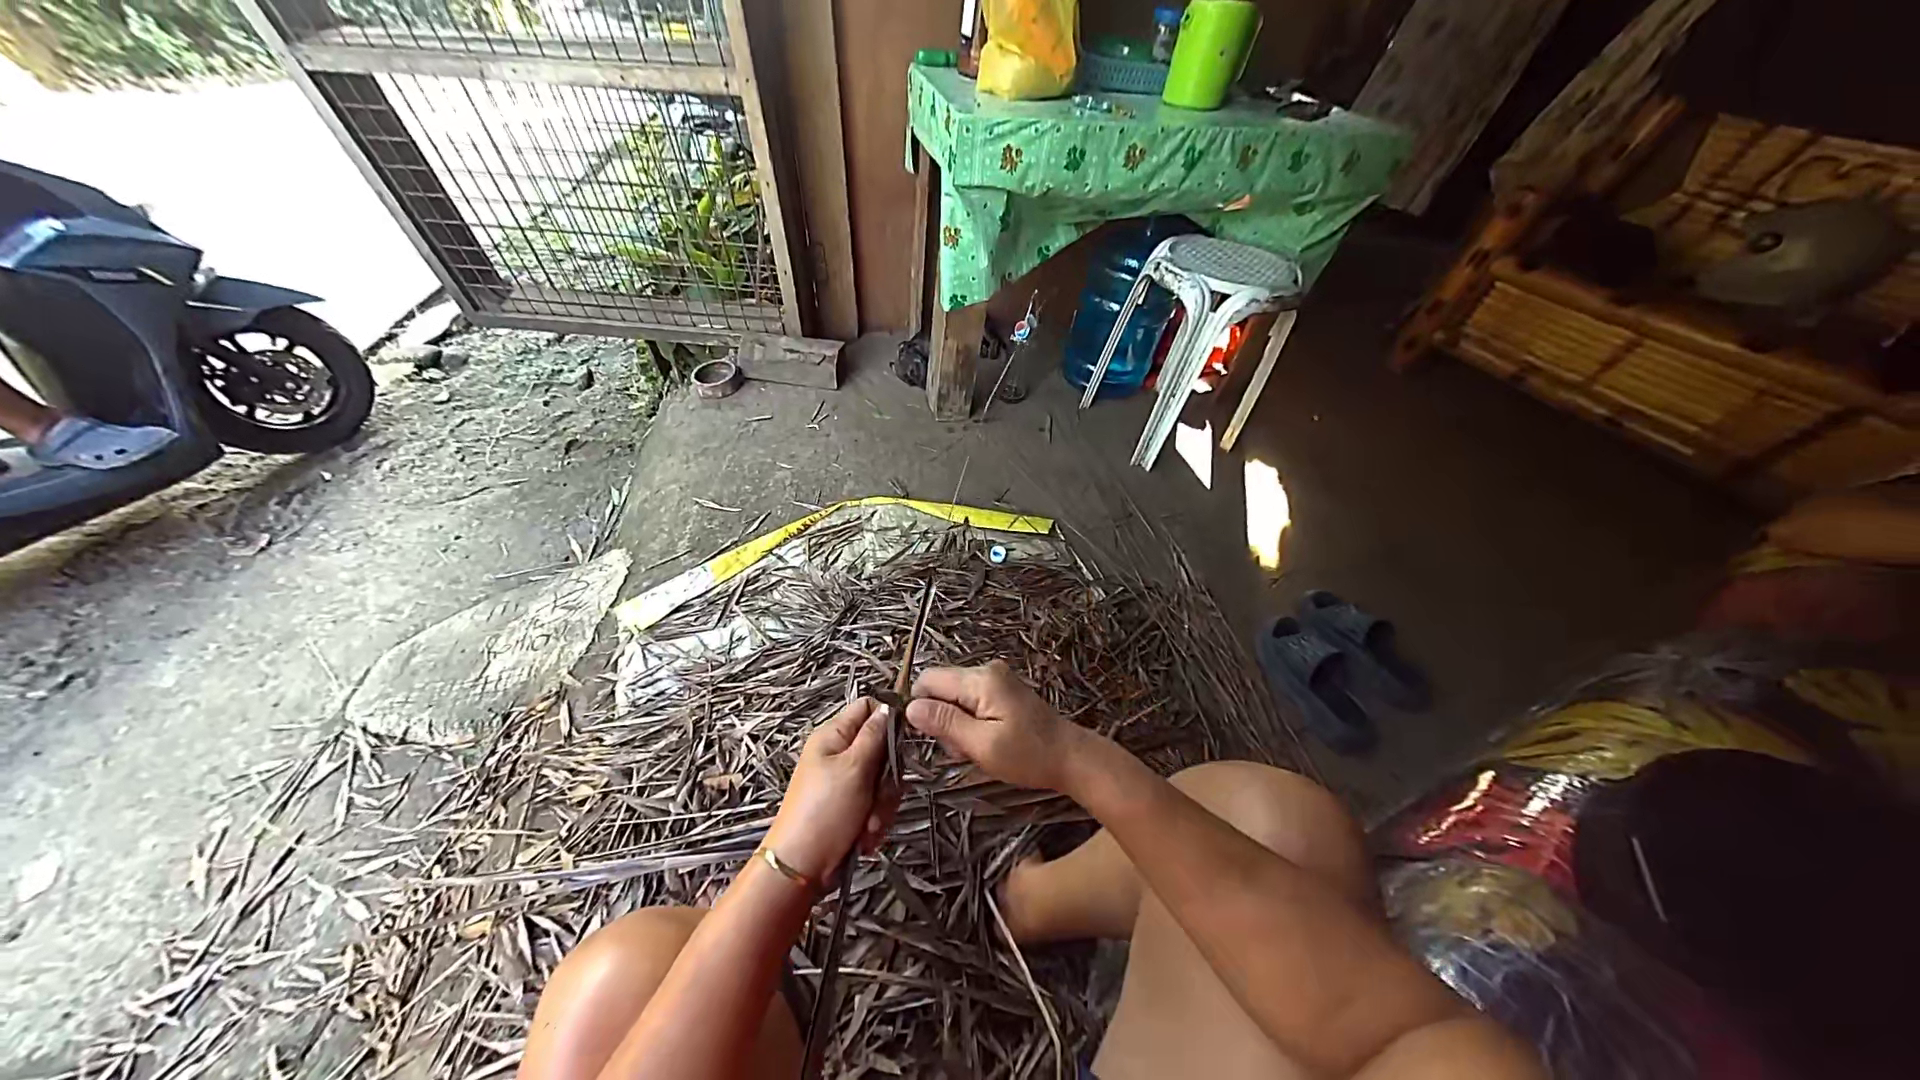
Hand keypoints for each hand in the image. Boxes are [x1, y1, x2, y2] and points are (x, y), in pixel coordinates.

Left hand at [764, 697, 897, 882]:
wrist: (801, 869)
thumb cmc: (822, 813)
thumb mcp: (854, 767)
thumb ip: (875, 735)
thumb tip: (887, 707)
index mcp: (833, 736)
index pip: (867, 708)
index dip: (888, 719)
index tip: (901, 740)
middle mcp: (839, 755)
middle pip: (883, 749)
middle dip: (888, 777)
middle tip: (878, 792)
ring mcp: (845, 782)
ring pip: (884, 781)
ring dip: (882, 804)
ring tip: (868, 821)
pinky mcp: (851, 807)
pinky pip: (877, 805)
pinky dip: (875, 820)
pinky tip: (864, 834)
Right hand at [906, 660, 1091, 791]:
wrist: (1071, 757)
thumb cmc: (1028, 755)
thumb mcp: (981, 744)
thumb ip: (945, 723)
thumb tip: (910, 707)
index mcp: (980, 680)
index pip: (928, 679)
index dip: (920, 706)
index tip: (930, 736)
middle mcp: (986, 670)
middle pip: (941, 687)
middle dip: (941, 719)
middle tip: (961, 748)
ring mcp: (996, 679)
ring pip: (954, 696)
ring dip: (956, 724)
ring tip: (976, 748)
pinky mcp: (1002, 690)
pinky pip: (971, 701)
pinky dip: (970, 722)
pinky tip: (985, 741)